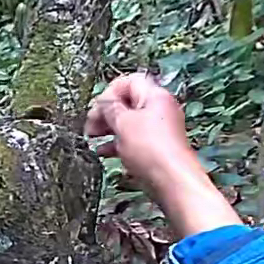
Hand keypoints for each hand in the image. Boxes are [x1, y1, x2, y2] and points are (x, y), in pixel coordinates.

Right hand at [85, 73, 240, 238]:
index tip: (96, 109)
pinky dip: (117, 142)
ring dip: (109, 128)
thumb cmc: (149, 150)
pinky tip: (103, 152)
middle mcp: (160, 109)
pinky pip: (133, 139)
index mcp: (155, 96)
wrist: (172, 181)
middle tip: (91, 125)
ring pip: (129, 122)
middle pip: (128, 102)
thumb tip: (103, 102)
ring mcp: (159, 129)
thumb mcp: (122, 124)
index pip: (129, 82)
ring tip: (92, 139)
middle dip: (106, 112)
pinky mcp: (156, 147)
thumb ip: (109, 108)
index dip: (109, 92)